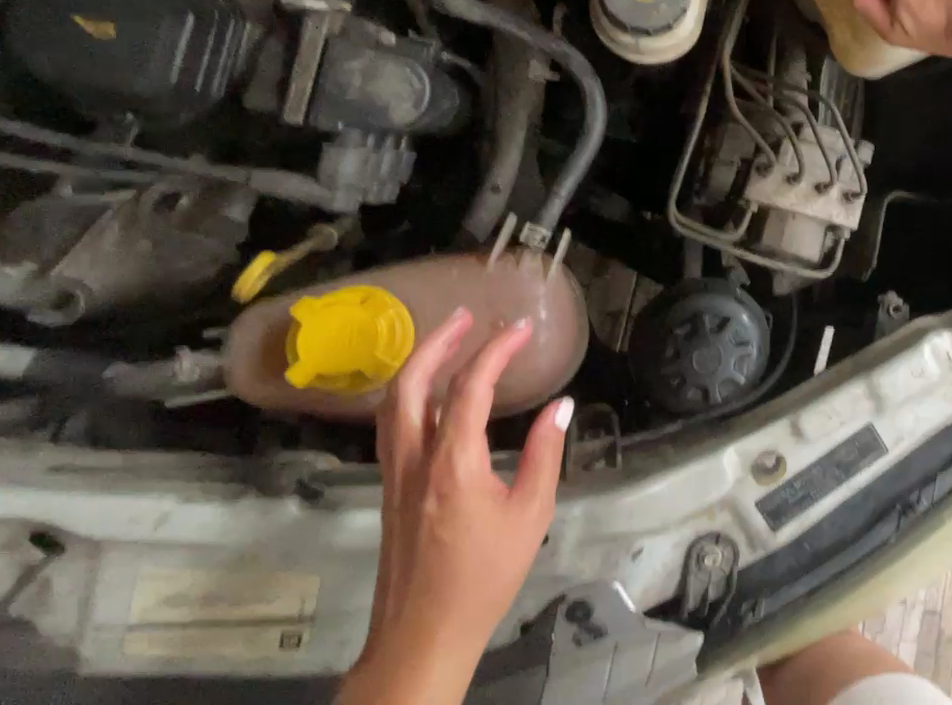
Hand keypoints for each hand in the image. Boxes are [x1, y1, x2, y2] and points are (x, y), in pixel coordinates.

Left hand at [338, 308, 573, 704]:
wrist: (422, 635)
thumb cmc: (484, 576)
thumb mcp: (531, 514)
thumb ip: (544, 454)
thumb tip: (561, 407)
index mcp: (452, 463)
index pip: (470, 388)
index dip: (496, 351)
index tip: (521, 328)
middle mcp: (414, 460)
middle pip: (410, 385)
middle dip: (437, 343)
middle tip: (466, 316)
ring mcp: (394, 475)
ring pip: (392, 404)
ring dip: (418, 365)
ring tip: (446, 341)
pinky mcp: (390, 490)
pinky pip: (393, 426)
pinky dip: (411, 394)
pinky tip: (432, 395)